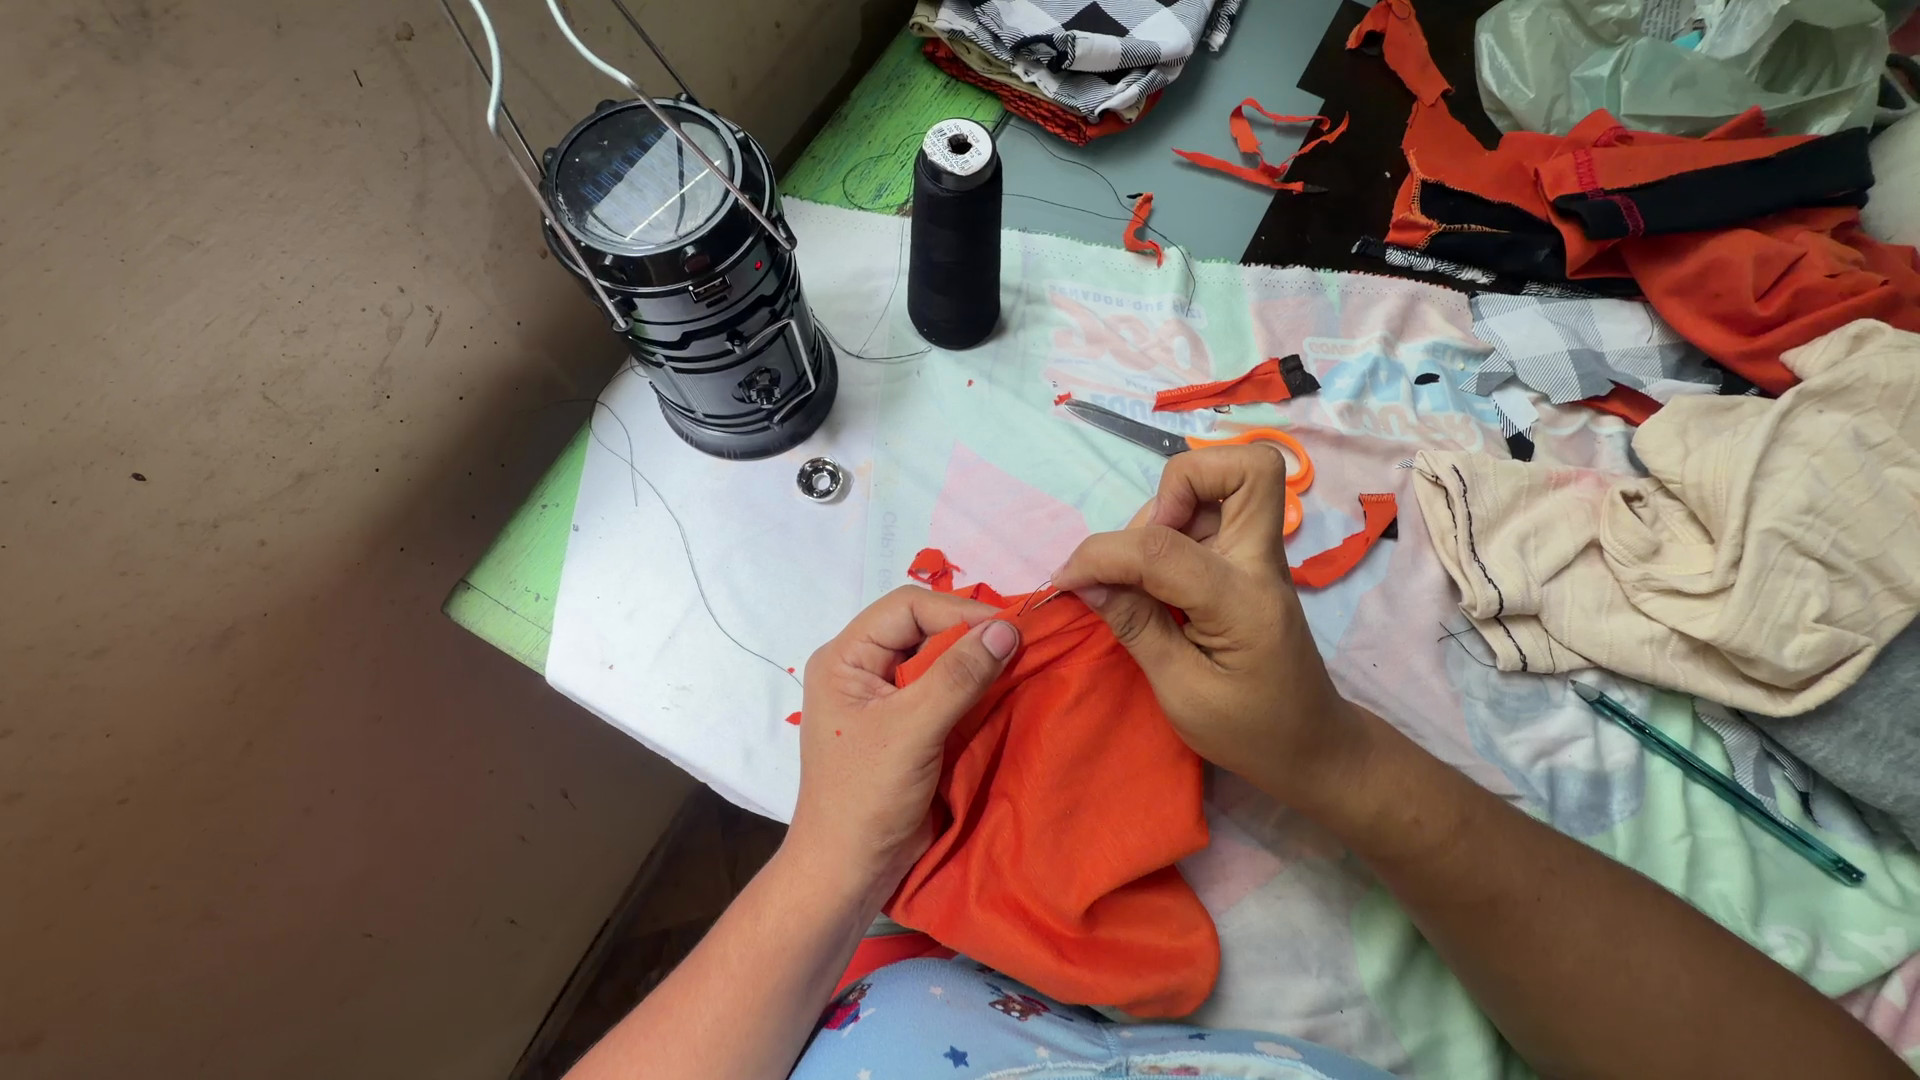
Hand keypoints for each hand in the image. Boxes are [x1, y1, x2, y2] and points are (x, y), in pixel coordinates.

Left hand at [786, 586, 1020, 906]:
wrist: (849, 872)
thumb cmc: (867, 797)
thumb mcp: (913, 730)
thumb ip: (959, 676)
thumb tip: (1007, 628)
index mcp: (845, 658)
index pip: (906, 608)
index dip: (957, 611)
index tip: (1007, 629)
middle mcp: (861, 668)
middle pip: (921, 627)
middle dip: (968, 632)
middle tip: (1017, 643)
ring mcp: (882, 697)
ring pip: (935, 657)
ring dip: (973, 659)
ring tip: (1016, 660)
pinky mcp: (905, 724)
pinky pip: (942, 688)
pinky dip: (972, 686)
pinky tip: (1001, 689)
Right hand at [1051, 446, 1369, 809]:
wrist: (1310, 746)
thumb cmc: (1247, 730)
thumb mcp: (1179, 691)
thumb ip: (1134, 626)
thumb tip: (1086, 581)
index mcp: (1243, 602)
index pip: (1164, 547)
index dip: (1102, 555)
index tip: (1068, 580)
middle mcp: (1261, 563)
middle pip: (1246, 468)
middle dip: (1179, 482)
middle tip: (1143, 543)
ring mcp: (1261, 557)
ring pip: (1226, 482)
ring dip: (1170, 507)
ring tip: (1141, 573)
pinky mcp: (1250, 562)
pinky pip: (1216, 510)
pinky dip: (1177, 524)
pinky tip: (1156, 574)